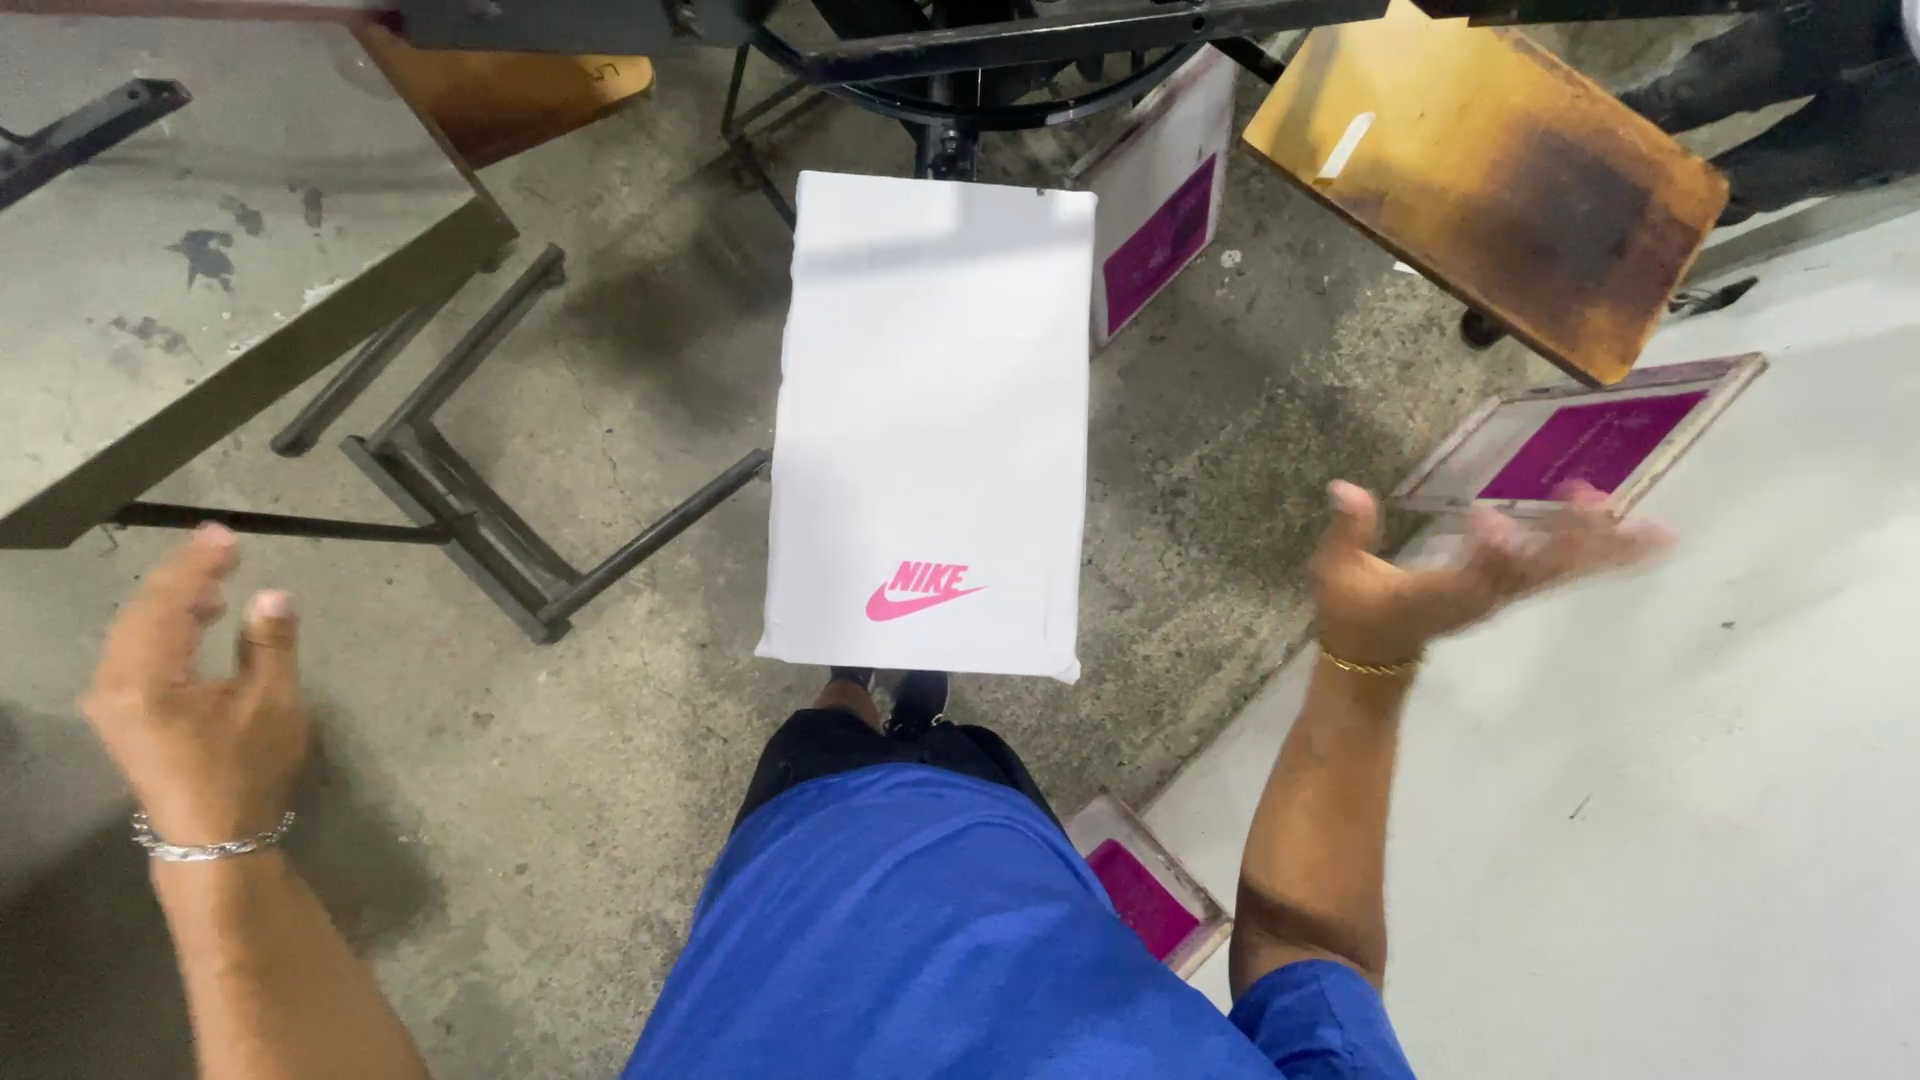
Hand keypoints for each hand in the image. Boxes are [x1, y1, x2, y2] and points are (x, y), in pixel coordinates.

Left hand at [80, 525, 309, 845]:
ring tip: (218, 571)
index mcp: (145, 679)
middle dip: (183, 574)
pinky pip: (141, 648)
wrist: (213, 830)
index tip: (224, 534)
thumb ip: (270, 645)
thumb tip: (274, 595)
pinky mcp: (127, 708)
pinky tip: (200, 616)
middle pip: (142, 612)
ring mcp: (114, 698)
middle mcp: (114, 683)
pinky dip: (170, 623)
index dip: (196, 566)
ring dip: (177, 596)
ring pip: (138, 629)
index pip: (166, 605)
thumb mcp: (272, 703)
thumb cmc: (245, 766)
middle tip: (222, 542)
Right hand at [1310, 480, 1674, 665]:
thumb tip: (1343, 486)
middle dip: (1564, 542)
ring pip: (1554, 575)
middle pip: (1529, 573)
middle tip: (1599, 503)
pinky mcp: (1506, 595)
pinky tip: (1633, 540)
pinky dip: (1594, 557)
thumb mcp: (1333, 571)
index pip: (1468, 575)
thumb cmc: (1351, 613)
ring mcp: (1496, 599)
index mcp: (1433, 595)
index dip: (1483, 550)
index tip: (1486, 516)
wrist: (1370, 658)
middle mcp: (1477, 599)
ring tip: (1654, 531)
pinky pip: (1555, 575)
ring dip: (1599, 551)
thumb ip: (1346, 530)